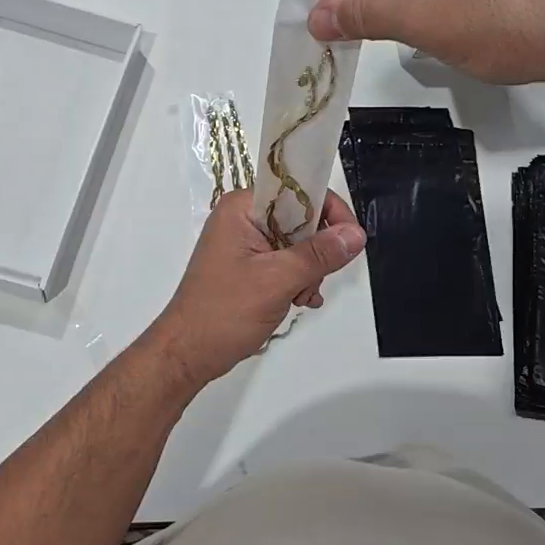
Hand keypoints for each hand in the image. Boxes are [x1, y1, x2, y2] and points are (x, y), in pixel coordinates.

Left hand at [145, 189, 363, 387]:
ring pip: (296, 242)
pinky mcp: (246, 264)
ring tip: (301, 297)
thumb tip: (356, 233)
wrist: (187, 354)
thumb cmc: (225, 312)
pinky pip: (284, 260)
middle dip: (316, 250)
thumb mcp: (277, 280)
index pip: (297, 190)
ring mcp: (243, 242)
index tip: (349, 239)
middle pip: (299, 217)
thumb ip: (319, 254)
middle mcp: (242, 216)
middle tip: (313, 281)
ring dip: (308, 270)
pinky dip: (297, 279)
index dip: (328, 210)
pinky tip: (300, 300)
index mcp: (242, 206)